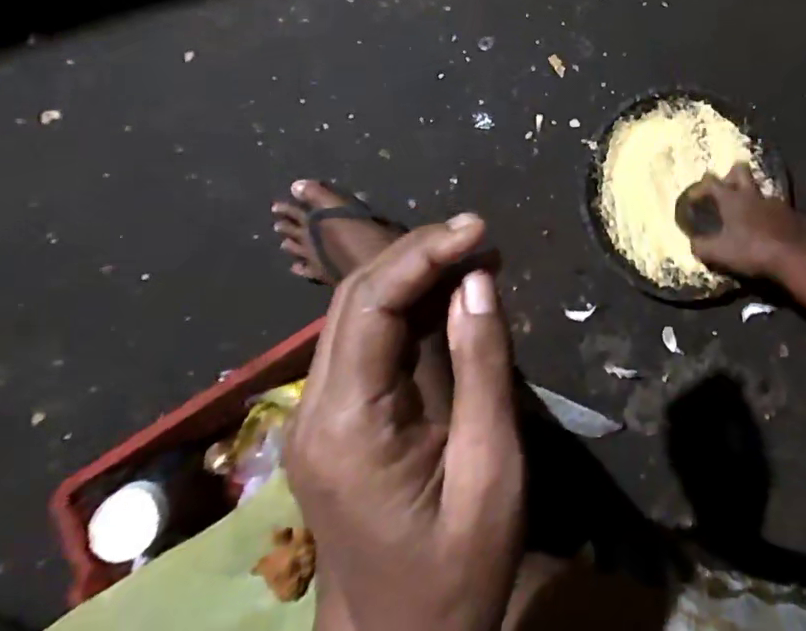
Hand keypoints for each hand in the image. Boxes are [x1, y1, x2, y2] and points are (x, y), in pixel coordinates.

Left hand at [287, 214, 523, 630]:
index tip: (476, 229)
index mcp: (348, 423)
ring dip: (410, 276)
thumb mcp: (490, 478)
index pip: (372, 305)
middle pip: (355, 299)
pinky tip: (443, 297)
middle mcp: (316, 405)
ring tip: (471, 257)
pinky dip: (402, 310)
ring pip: (354, 314)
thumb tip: (476, 282)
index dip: (423, 253)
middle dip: (415, 254)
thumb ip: (482, 372)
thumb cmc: (453, 575)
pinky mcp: (328, 417)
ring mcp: (314, 410)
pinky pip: (361, 343)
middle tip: (478, 237)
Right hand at [683, 164, 805, 276]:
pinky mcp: (793, 216)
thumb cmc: (752, 251)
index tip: (695, 198)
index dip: (700, 187)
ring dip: (752, 197)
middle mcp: (752, 195)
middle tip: (727, 185)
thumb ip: (701, 247)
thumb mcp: (719, 253)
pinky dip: (769, 215)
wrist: (798, 258)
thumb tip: (692, 244)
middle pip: (740, 171)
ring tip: (748, 214)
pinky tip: (767, 229)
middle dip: (732, 173)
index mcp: (731, 200)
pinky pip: (777, 209)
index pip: (711, 182)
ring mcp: (775, 203)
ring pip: (760, 191)